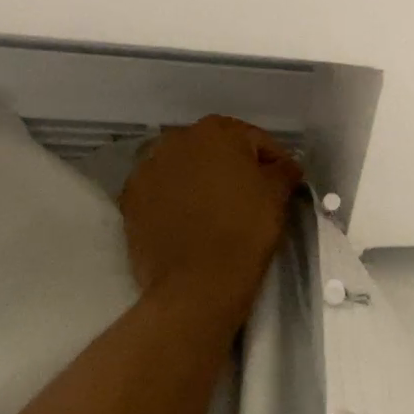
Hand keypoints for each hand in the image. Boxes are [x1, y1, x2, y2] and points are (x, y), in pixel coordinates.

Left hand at [118, 115, 303, 326]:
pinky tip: (190, 220)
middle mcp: (175, 140)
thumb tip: (283, 167)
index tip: (284, 184)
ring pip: (185, 168)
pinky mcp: (129, 200)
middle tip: (251, 195)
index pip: (255, 140)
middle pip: (215, 149)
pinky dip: (176, 199)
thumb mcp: (277, 194)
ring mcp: (146, 169)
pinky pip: (162, 192)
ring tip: (217, 209)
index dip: (274, 162)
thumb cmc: (244, 229)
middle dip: (233, 167)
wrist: (197, 283)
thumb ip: (283, 170)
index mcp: (215, 130)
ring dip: (201, 181)